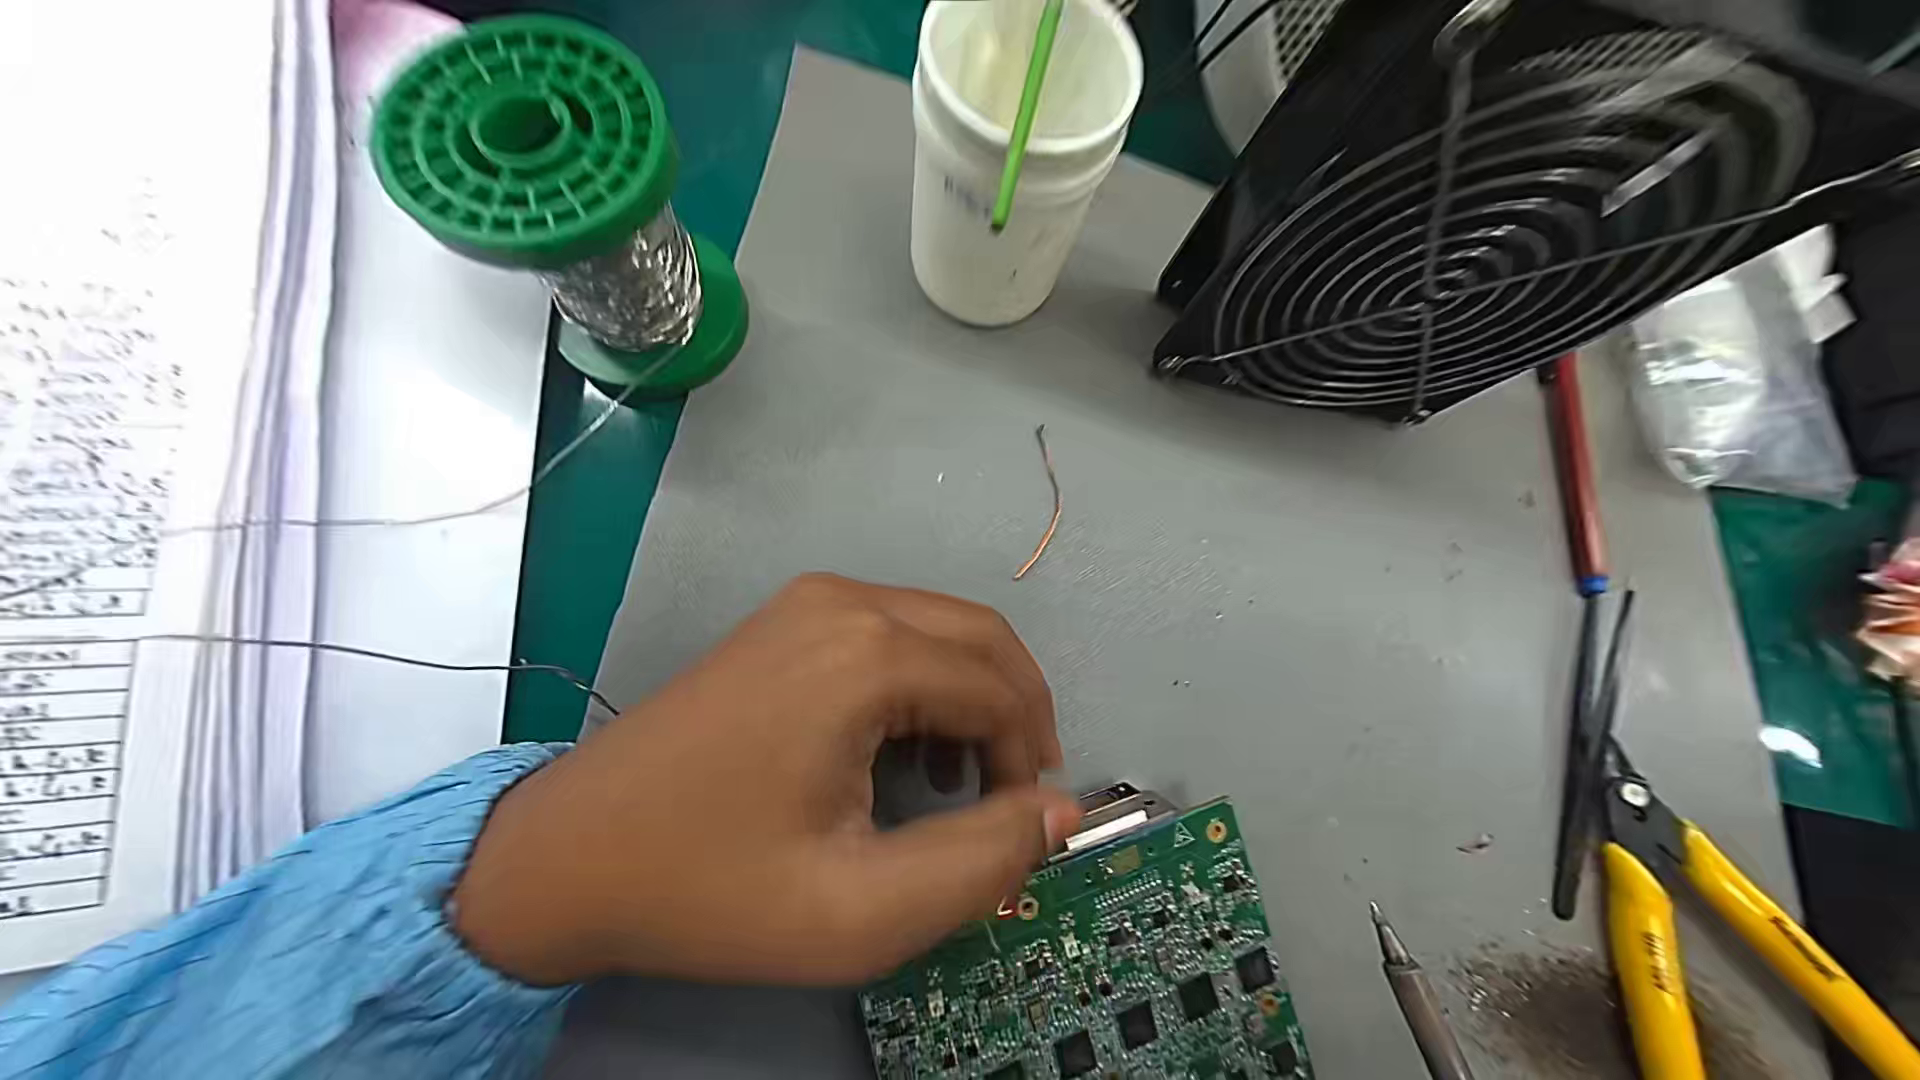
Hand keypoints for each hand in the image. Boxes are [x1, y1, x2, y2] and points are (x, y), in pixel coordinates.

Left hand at [452, 573, 1080, 985]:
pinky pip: (899, 628)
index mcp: (866, 656)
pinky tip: (907, 740)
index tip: (1017, 825)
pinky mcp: (794, 613)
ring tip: (962, 775)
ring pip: (945, 628)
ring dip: (977, 694)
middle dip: (1018, 712)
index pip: (998, 691)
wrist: (571, 851)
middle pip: (983, 638)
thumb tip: (1057, 809)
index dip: (1028, 760)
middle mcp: (847, 602)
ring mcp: (815, 598)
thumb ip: (980, 862)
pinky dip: (930, 678)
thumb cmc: (712, 887)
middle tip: (1015, 791)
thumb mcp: (859, 910)